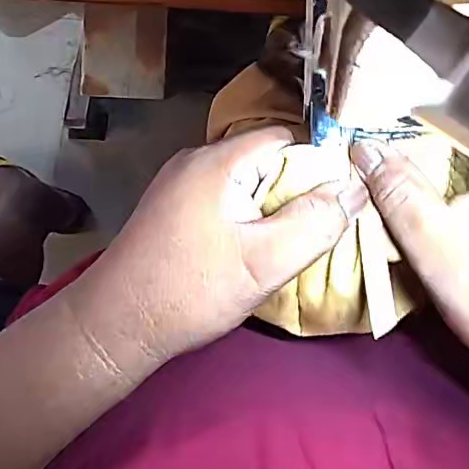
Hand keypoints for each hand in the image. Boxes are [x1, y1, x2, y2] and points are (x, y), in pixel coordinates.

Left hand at [69, 127, 366, 369]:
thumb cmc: (187, 293)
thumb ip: (315, 224)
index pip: (287, 139)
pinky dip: (247, 216)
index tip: (334, 203)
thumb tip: (355, 190)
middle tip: (309, 232)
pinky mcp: (175, 205)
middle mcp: (197, 160)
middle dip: (295, 192)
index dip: (318, 166)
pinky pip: (228, 196)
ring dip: (272, 207)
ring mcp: (182, 182)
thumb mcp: (264, 263)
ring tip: (280, 245)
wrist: (112, 329)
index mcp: (218, 161)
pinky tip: (249, 249)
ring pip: (250, 180)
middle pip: (268, 159)